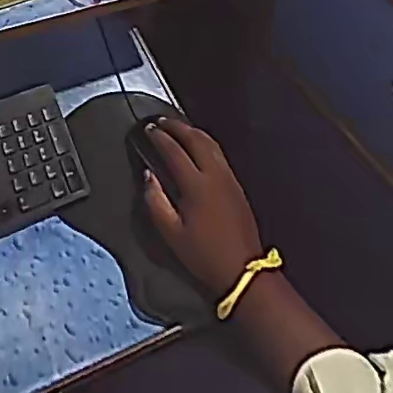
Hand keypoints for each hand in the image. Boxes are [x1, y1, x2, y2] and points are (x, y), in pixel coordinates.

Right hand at [140, 117, 264, 294]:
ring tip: (178, 127)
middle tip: (160, 121)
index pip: (174, 151)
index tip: (147, 129)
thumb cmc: (203, 254)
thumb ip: (155, 201)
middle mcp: (215, 176)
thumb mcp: (171, 233)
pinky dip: (204, 142)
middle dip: (177, 126)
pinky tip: (197, 145)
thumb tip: (148, 175)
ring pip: (211, 144)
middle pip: (196, 140)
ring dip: (192, 131)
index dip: (159, 137)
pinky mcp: (237, 186)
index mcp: (196, 186)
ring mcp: (229, 179)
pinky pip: (219, 153)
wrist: (244, 272)